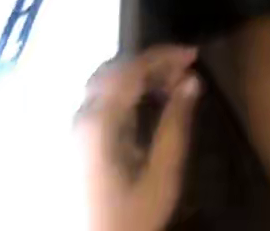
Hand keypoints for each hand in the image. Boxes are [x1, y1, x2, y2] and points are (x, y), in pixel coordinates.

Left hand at [78, 46, 202, 230]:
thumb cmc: (130, 220)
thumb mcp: (161, 176)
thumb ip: (175, 123)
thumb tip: (191, 79)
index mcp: (100, 124)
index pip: (132, 69)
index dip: (165, 55)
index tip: (194, 55)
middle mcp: (82, 120)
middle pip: (115, 69)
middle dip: (151, 62)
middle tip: (183, 70)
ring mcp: (75, 132)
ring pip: (105, 82)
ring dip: (138, 74)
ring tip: (169, 84)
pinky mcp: (76, 144)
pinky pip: (100, 99)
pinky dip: (125, 89)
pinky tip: (147, 102)